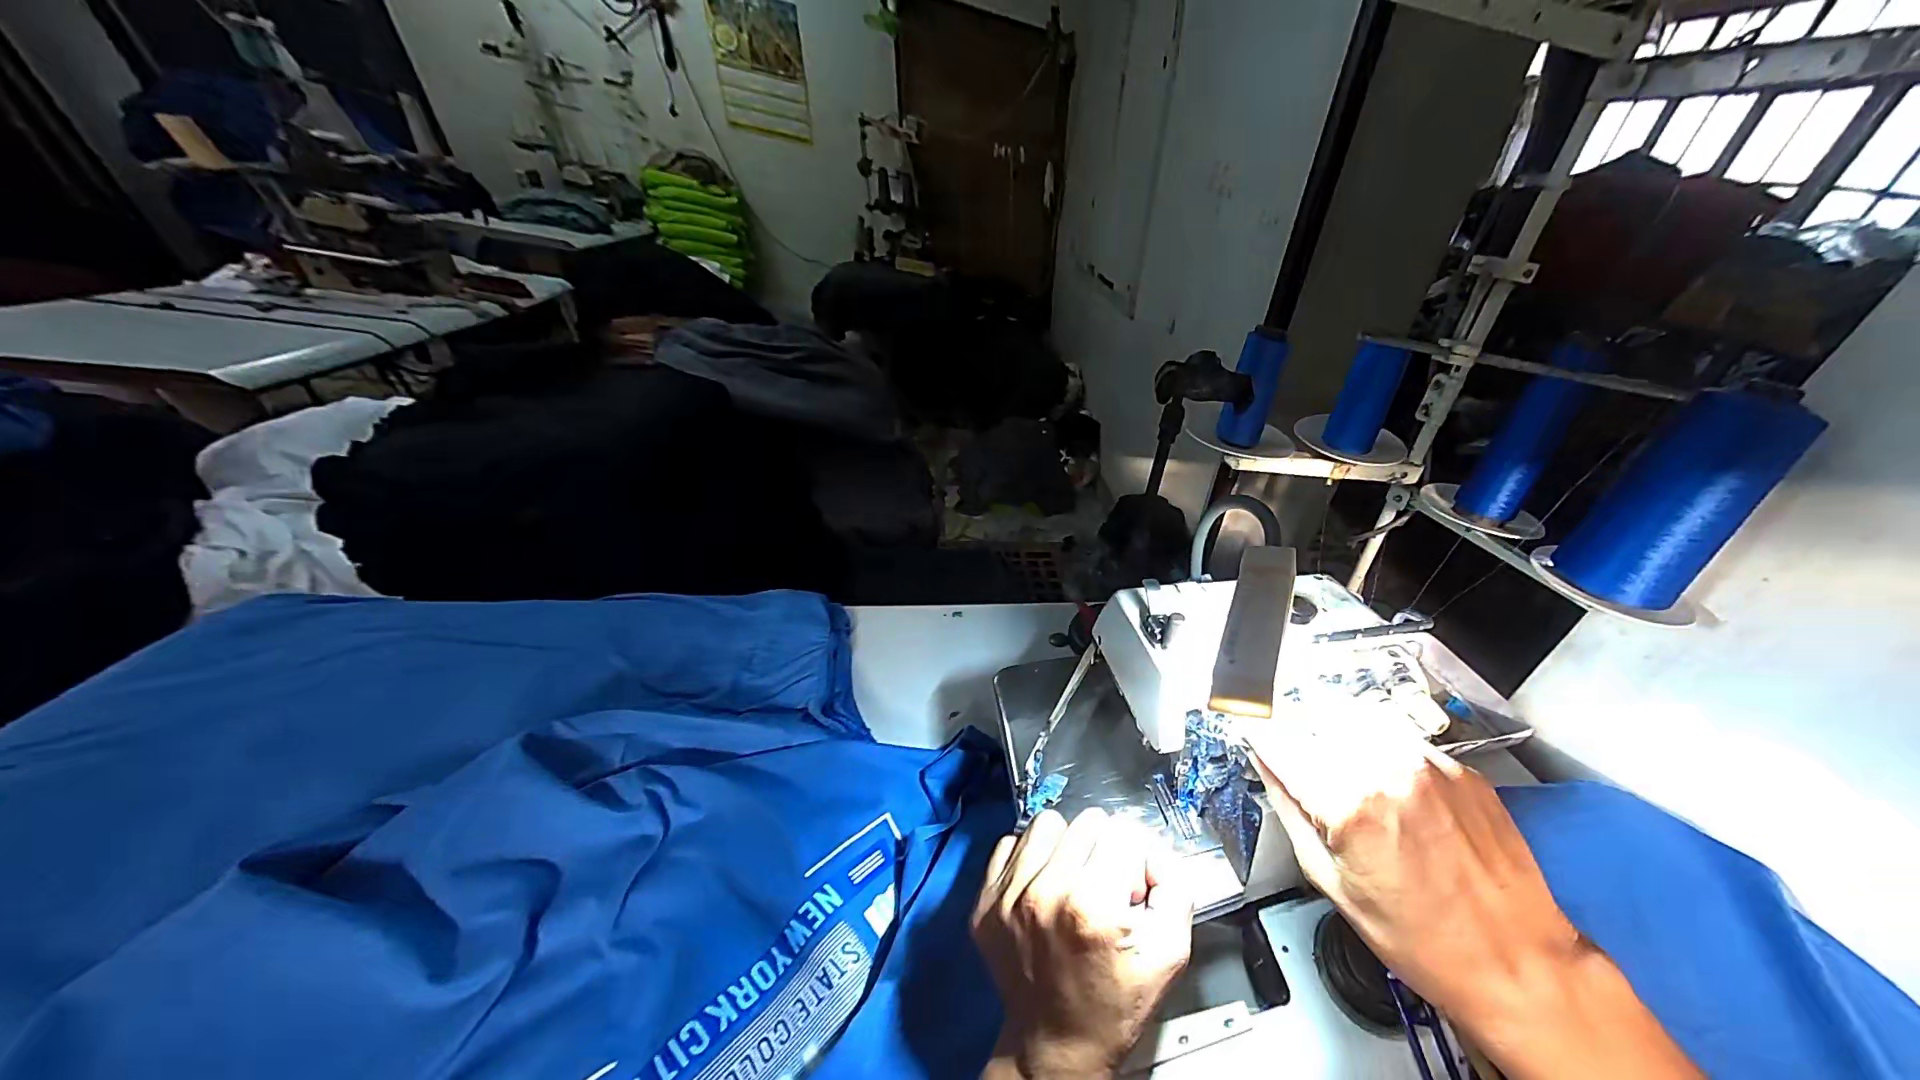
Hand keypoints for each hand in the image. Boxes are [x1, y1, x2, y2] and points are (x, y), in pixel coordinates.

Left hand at [972, 808, 1192, 1079]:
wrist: (1056, 1043)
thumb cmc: (1112, 1004)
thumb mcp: (1169, 955)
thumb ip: (1175, 890)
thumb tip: (1154, 853)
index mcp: (1092, 906)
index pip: (1123, 831)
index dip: (1136, 857)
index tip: (1131, 885)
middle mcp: (1044, 892)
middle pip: (1086, 822)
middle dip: (1104, 847)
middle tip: (1105, 884)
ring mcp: (1008, 894)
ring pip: (1047, 824)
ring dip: (1065, 844)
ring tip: (1072, 878)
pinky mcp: (985, 899)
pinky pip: (1010, 843)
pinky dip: (1029, 856)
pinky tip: (1042, 885)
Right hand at [1241, 701, 1700, 1079]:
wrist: (1517, 962)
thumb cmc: (1422, 938)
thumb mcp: (1330, 881)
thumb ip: (1290, 811)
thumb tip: (1267, 766)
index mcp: (1347, 805)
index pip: (1279, 741)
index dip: (1257, 735)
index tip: (1251, 733)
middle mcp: (1386, 772)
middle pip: (1316, 719)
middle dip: (1296, 732)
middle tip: (1293, 754)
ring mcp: (1428, 766)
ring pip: (1358, 716)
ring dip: (1334, 728)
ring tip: (1333, 758)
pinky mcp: (1459, 769)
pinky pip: (1400, 734)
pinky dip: (1377, 742)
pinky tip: (1381, 775)